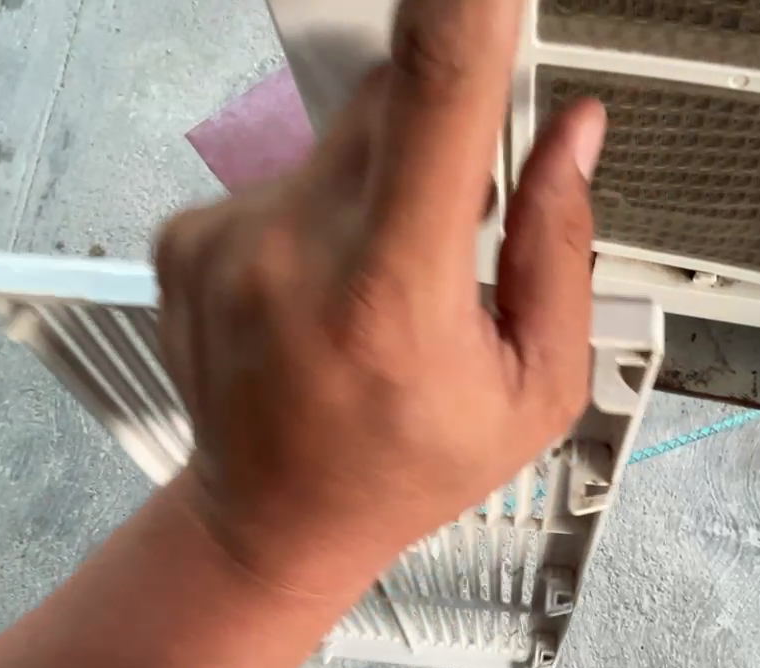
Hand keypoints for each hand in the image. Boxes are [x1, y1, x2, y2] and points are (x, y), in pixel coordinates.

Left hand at [153, 0, 605, 598]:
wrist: (276, 523)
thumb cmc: (406, 473)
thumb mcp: (533, 398)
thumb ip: (561, 257)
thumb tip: (571, 139)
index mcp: (395, 298)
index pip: (439, 86)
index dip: (473, 5)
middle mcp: (295, 251)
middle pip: (392, 96)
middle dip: (444, 139)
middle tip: (455, 228)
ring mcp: (227, 240)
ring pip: (340, 137)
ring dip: (383, 185)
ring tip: (380, 292)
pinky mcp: (188, 237)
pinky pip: (285, 176)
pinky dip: (322, 214)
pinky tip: (322, 297)